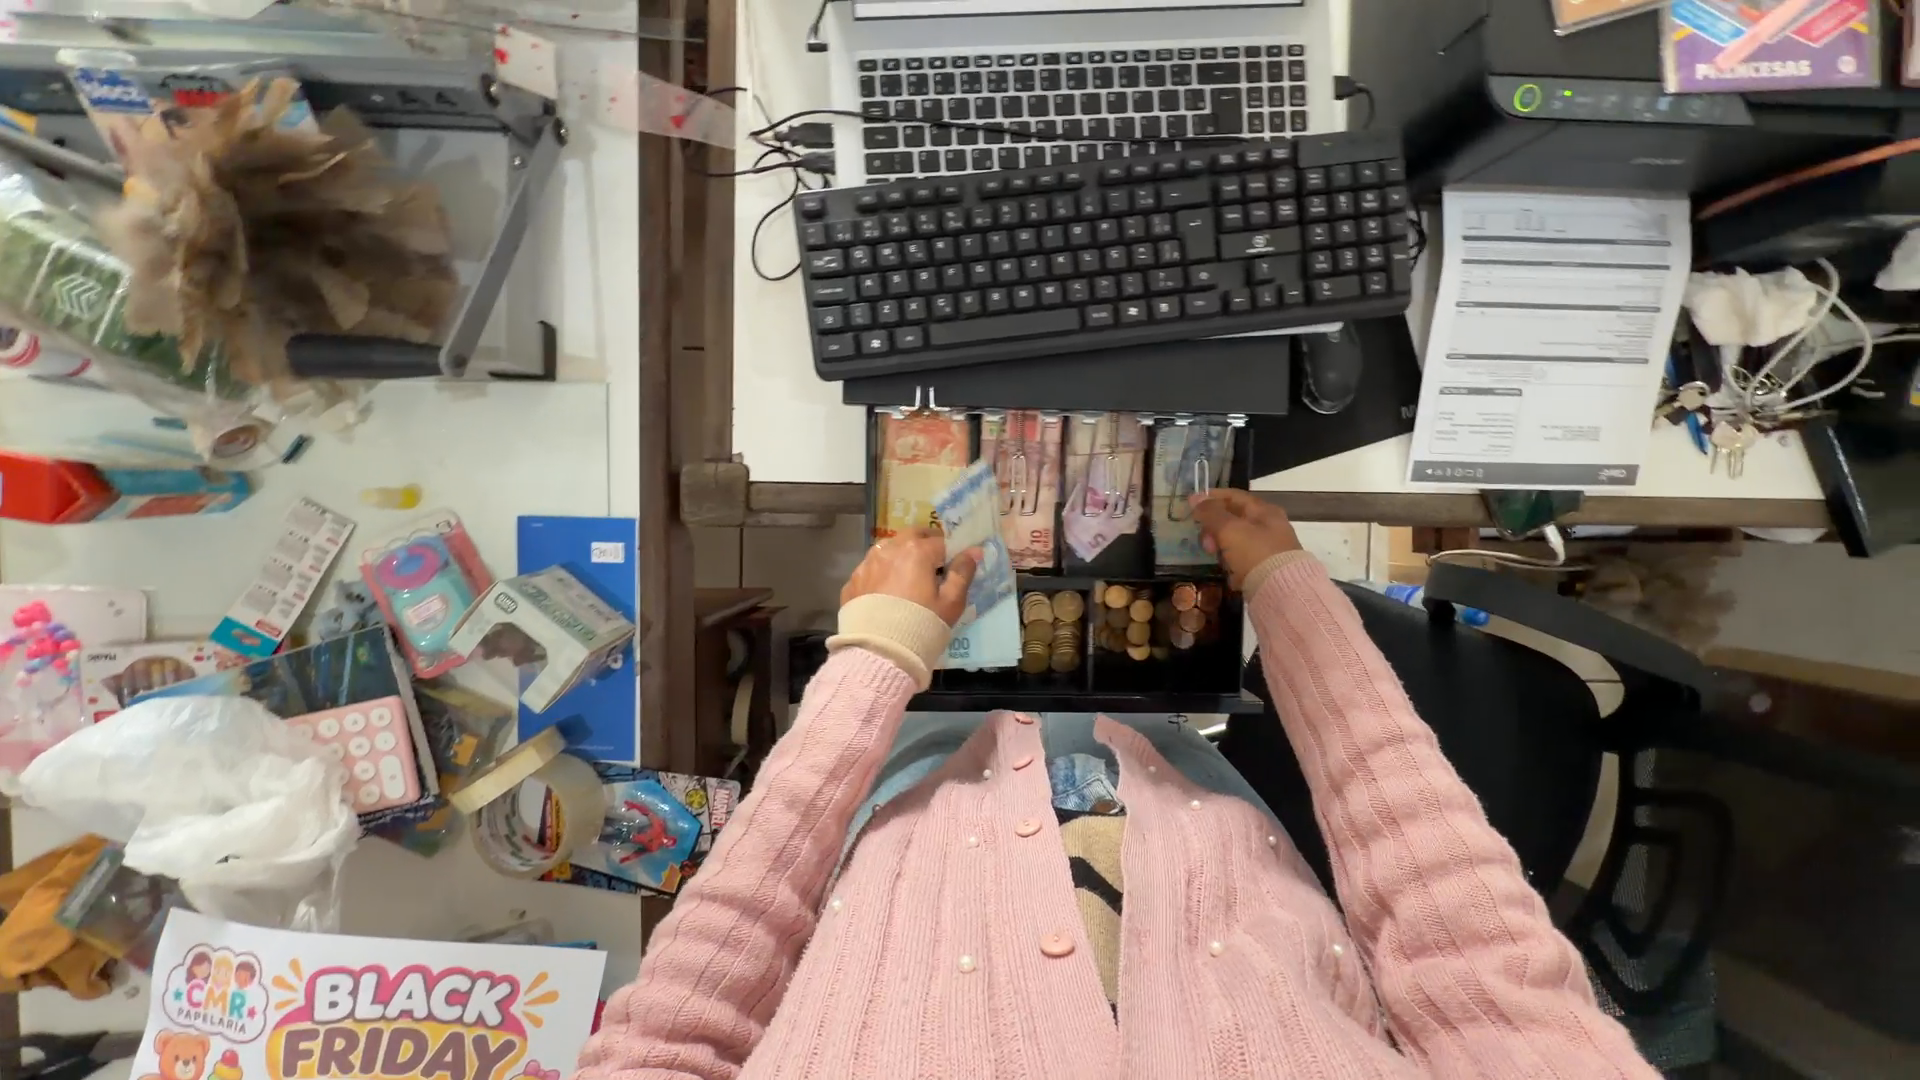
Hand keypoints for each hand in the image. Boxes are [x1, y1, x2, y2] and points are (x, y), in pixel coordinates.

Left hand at [841, 528, 980, 625]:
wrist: (879, 652)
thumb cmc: (922, 624)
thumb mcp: (951, 602)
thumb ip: (963, 572)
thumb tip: (974, 551)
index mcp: (916, 550)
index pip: (941, 541)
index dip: (951, 553)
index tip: (954, 567)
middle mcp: (889, 549)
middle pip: (912, 536)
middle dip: (926, 544)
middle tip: (934, 565)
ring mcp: (867, 564)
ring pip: (888, 548)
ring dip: (901, 554)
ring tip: (908, 577)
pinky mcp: (853, 581)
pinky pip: (872, 568)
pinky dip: (882, 572)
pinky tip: (886, 592)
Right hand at [1190, 489, 1301, 590]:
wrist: (1281, 589)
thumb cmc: (1254, 552)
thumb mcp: (1229, 529)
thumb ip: (1211, 513)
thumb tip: (1195, 498)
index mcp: (1264, 511)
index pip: (1233, 496)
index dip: (1211, 498)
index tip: (1191, 504)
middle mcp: (1269, 526)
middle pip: (1232, 519)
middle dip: (1214, 528)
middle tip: (1206, 542)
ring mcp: (1267, 547)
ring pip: (1234, 540)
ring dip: (1221, 546)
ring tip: (1216, 558)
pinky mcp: (1265, 566)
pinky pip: (1240, 558)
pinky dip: (1231, 562)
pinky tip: (1229, 571)